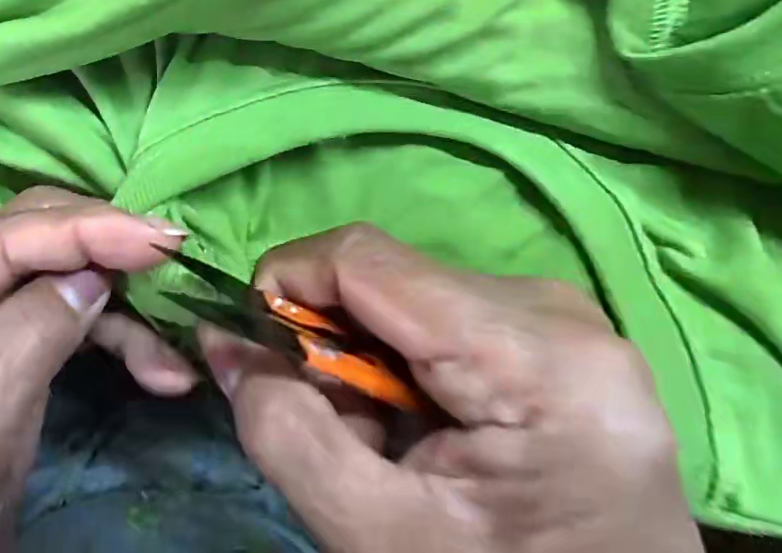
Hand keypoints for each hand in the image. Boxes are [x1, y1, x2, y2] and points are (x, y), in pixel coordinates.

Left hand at [0, 187, 195, 552]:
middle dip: (106, 248)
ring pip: (59, 266)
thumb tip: (94, 276)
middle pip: (33, 236)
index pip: (1, 239)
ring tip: (171, 346)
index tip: (160, 238)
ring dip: (120, 302)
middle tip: (174, 260)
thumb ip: (21, 345)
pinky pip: (66, 308)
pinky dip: (114, 333)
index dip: (86, 229)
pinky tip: (157, 369)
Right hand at [200, 224, 701, 552]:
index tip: (256, 347)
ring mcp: (562, 311)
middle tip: (335, 427)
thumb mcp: (377, 542)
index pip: (366, 257)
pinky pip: (443, 308)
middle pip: (390, 277)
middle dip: (332, 340)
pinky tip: (425, 425)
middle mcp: (556, 309)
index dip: (290, 281)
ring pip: (409, 291)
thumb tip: (219, 339)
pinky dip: (406, 358)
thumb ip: (284, 432)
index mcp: (533, 358)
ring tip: (386, 440)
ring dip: (366, 355)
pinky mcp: (554, 325)